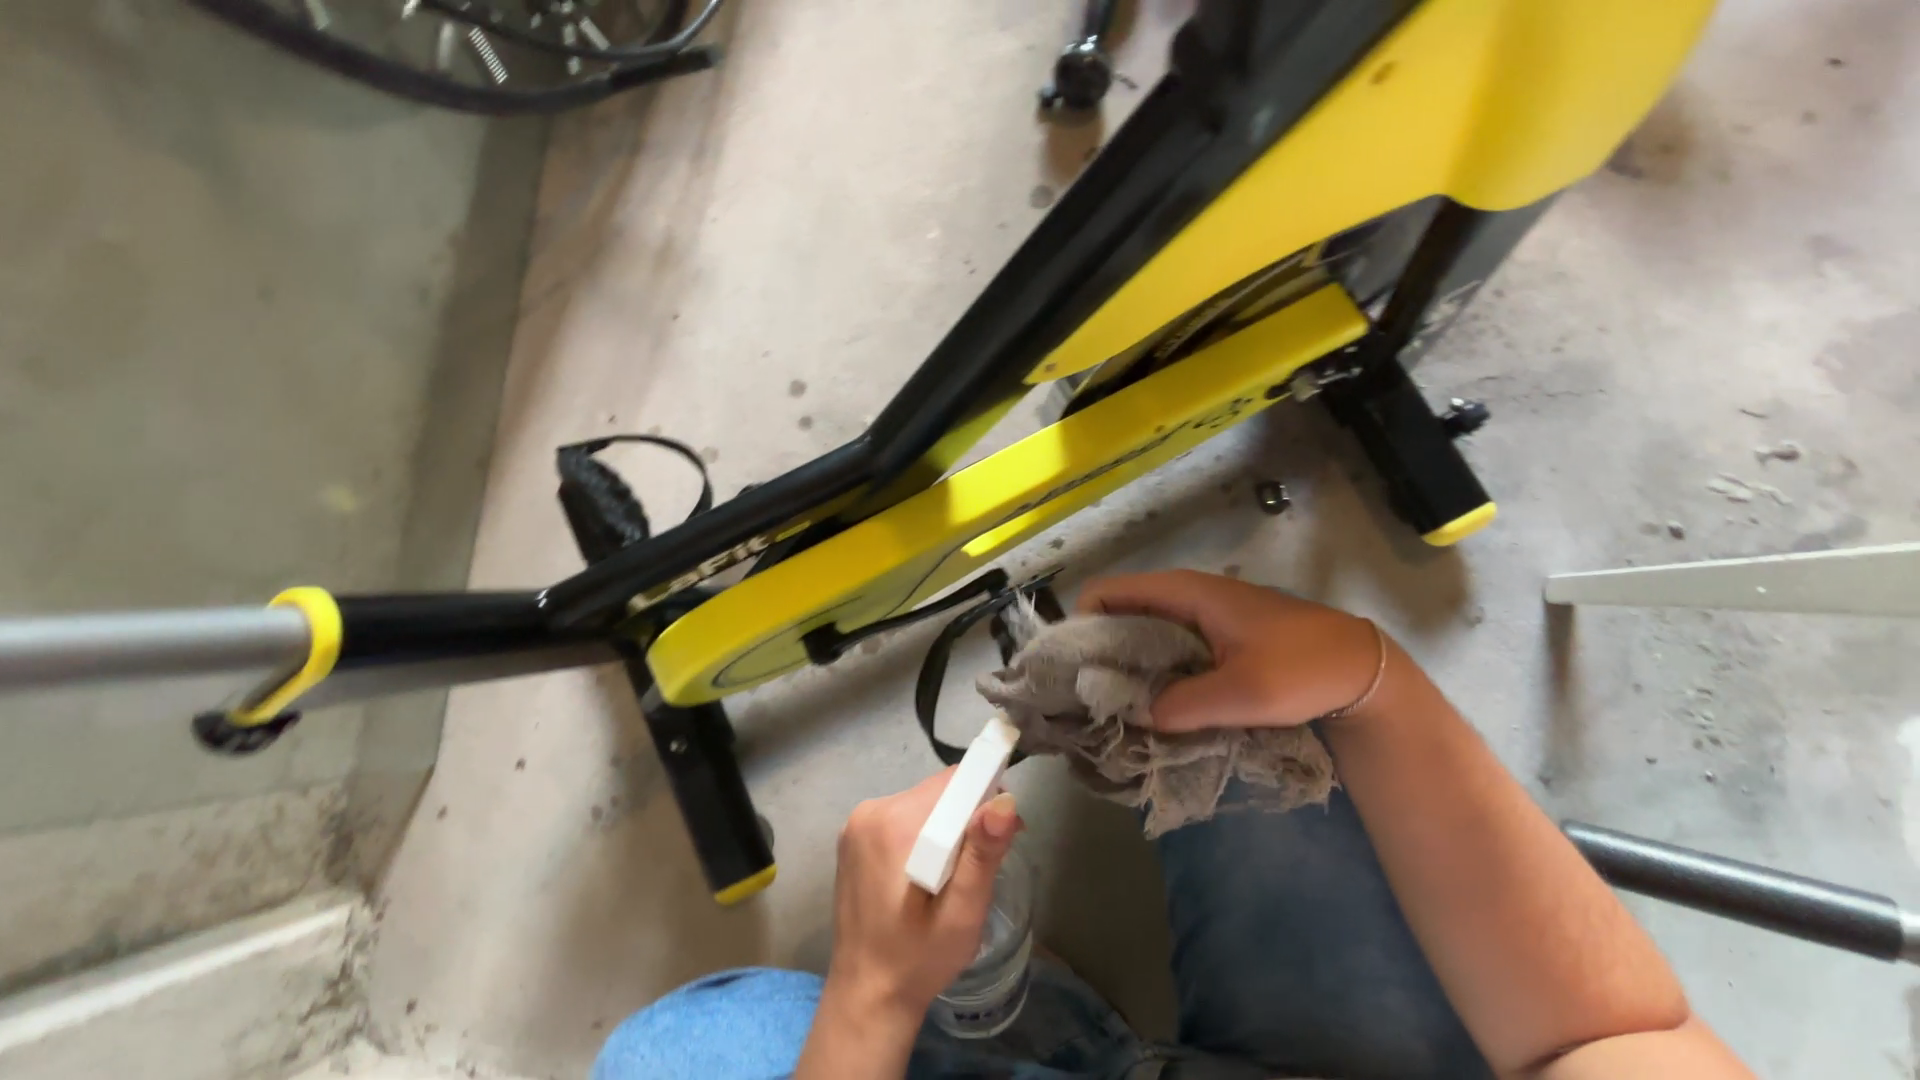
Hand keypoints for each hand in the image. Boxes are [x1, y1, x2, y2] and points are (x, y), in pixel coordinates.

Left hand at [824, 768, 1022, 1019]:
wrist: (867, 996)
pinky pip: (903, 819)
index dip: (985, 798)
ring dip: (947, 830)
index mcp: (893, 823)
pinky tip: (930, 875)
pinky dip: (924, 837)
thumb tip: (1004, 800)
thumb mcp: (961, 913)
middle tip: (984, 867)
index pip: (953, 781)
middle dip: (968, 819)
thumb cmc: (918, 958)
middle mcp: (870, 811)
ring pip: (922, 804)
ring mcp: (857, 824)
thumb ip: (981, 854)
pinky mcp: (854, 839)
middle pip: (937, 792)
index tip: (1004, 835)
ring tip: (957, 878)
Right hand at [1077, 570, 1385, 731]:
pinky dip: (1151, 672)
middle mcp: (1186, 597)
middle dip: (1098, 651)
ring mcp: (1202, 617)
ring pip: (1143, 634)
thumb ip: (1182, 705)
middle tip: (1085, 698)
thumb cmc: (1303, 669)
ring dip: (1125, 666)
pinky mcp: (1216, 639)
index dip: (1080, 625)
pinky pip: (1167, 649)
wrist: (1363, 671)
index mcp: (1185, 594)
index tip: (1070, 670)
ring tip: (1111, 708)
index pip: (1108, 593)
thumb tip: (1136, 718)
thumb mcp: (1242, 693)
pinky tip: (1151, 706)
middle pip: (1120, 614)